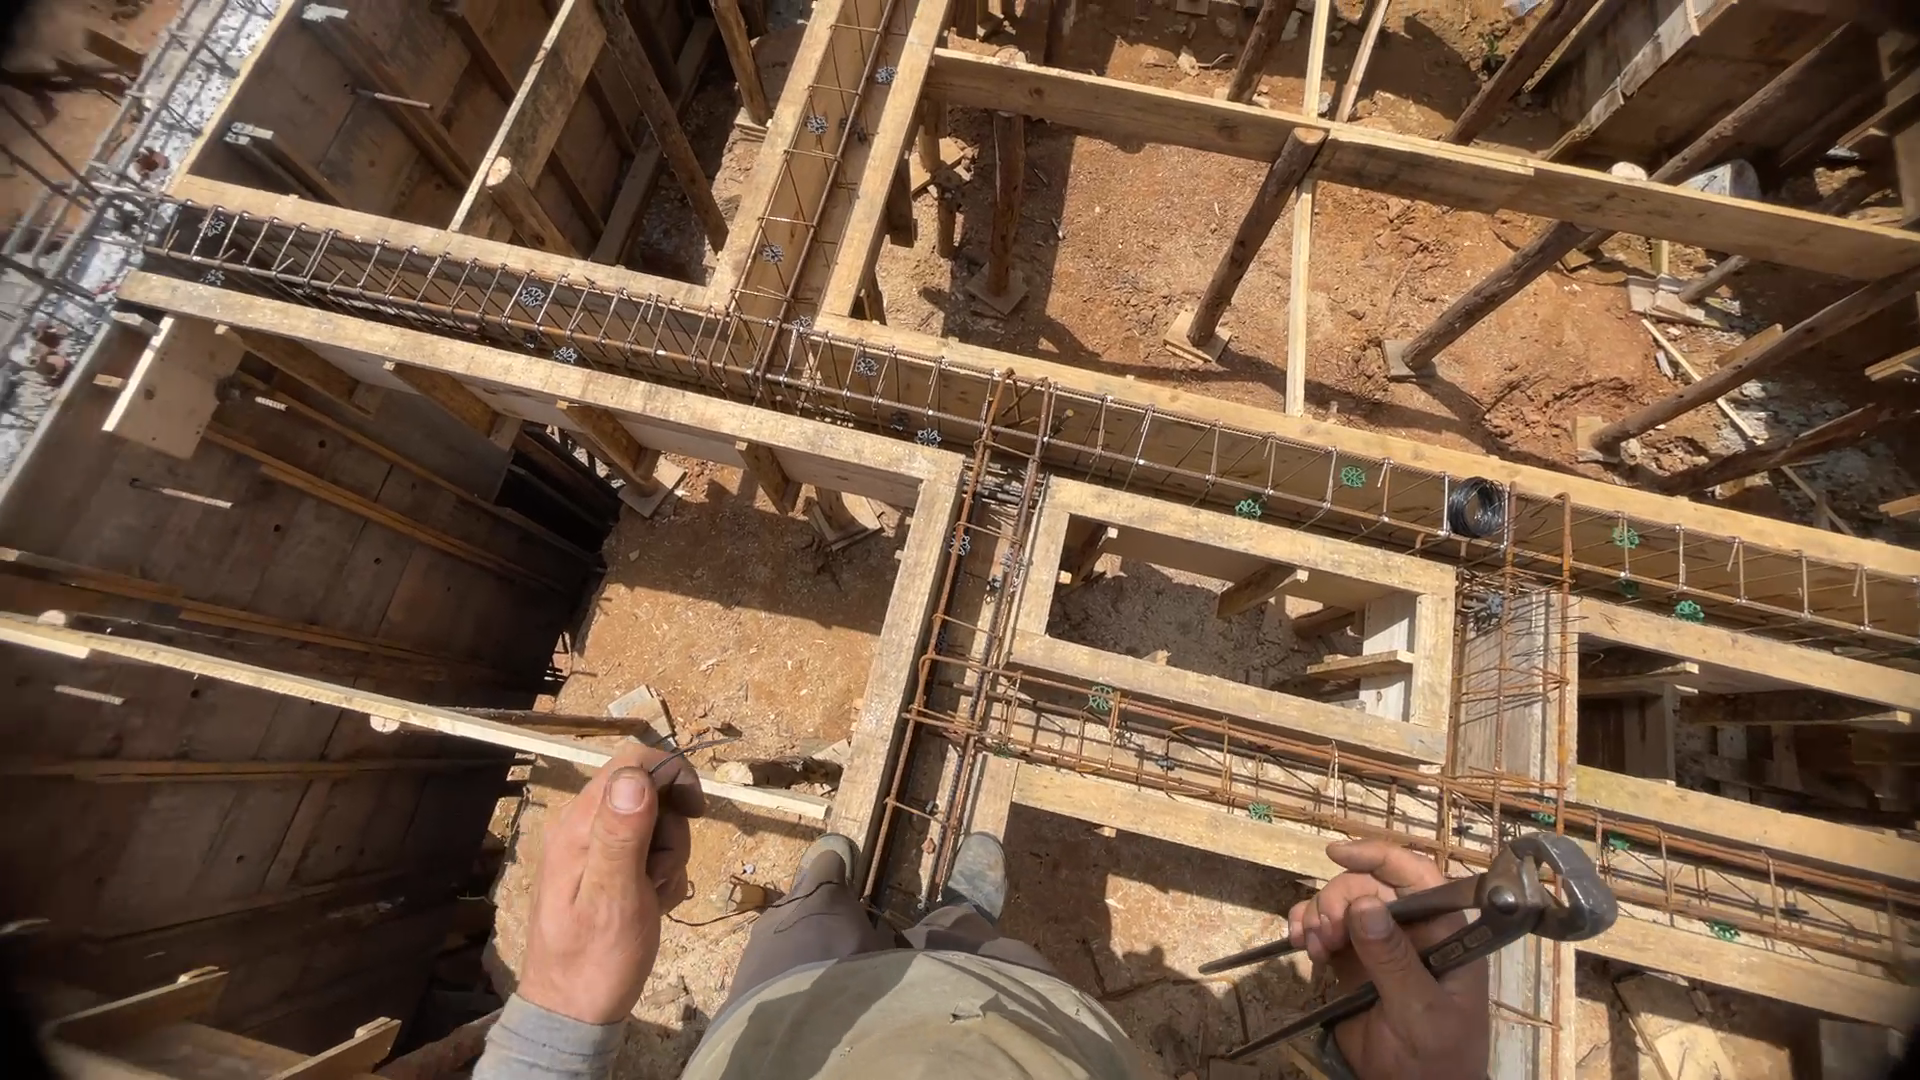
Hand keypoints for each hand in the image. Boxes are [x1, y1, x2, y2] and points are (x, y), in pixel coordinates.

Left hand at [517, 741, 705, 1023]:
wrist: (574, 1013)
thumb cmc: (595, 960)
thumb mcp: (614, 898)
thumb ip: (622, 834)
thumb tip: (636, 777)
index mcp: (578, 825)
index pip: (631, 764)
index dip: (671, 775)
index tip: (695, 811)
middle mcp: (582, 826)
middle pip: (648, 790)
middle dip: (671, 826)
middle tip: (662, 871)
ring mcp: (593, 846)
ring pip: (655, 819)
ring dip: (669, 852)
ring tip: (654, 892)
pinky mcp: (606, 865)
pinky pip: (649, 846)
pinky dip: (662, 869)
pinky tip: (653, 899)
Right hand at [1286, 840, 1489, 1079]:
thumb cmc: (1433, 1063)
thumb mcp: (1420, 1014)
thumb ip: (1393, 961)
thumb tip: (1365, 905)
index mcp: (1444, 936)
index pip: (1419, 878)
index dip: (1380, 857)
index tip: (1337, 855)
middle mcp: (1411, 930)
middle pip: (1368, 886)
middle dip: (1338, 900)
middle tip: (1325, 932)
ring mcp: (1378, 942)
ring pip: (1341, 901)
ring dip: (1318, 915)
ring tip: (1312, 947)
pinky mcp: (1350, 956)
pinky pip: (1322, 922)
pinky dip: (1305, 924)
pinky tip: (1300, 944)